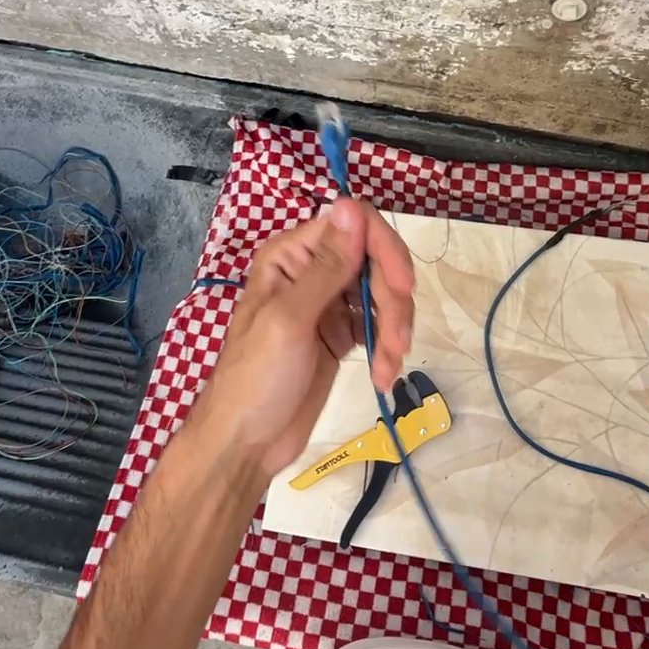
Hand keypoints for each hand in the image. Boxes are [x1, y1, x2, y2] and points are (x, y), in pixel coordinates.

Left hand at [187, 198, 415, 479]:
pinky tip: (383, 375)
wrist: (245, 444)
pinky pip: (379, 324)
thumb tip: (351, 204)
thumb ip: (326, 265)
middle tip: (397, 343)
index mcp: (292, 254)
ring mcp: (329, 302)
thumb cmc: (256, 378)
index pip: (354, 224)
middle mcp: (312, 269)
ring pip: (383, 293)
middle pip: (376, 259)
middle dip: (393, 300)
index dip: (385, 249)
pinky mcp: (342, 332)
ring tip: (387, 368)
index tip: (403, 288)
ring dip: (393, 329)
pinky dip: (387, 347)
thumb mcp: (290, 318)